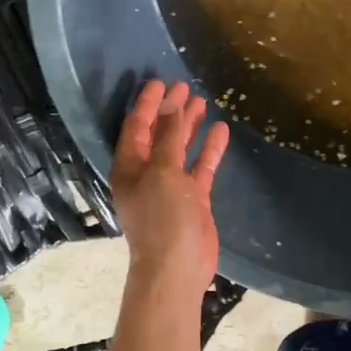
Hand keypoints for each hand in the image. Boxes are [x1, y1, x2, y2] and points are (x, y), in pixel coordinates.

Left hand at [112, 80, 229, 300]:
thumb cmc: (161, 218)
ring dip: (189, 125)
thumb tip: (171, 106)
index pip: (137, 126)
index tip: (160, 81)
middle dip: (169, 110)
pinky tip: (221, 130)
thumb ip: (168, 138)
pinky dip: (209, 148)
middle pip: (158, 134)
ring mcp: (170, 186)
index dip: (148, 104)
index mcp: (130, 167)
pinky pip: (200, 166)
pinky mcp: (192, 198)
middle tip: (184, 86)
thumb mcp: (162, 172)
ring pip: (180, 147)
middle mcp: (147, 173)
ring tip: (202, 101)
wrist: (176, 268)